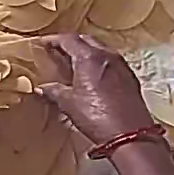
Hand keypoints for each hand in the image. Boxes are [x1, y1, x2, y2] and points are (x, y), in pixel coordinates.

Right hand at [35, 34, 157, 143]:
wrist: (130, 136)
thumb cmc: (98, 118)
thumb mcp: (69, 104)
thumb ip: (54, 91)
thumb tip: (43, 88)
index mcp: (89, 57)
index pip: (68, 39)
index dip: (53, 39)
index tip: (44, 42)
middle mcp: (107, 56)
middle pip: (85, 40)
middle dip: (70, 42)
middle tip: (57, 50)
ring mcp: (121, 65)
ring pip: (100, 49)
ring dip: (86, 51)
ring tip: (73, 62)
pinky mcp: (129, 78)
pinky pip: (111, 61)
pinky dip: (99, 62)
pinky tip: (92, 75)